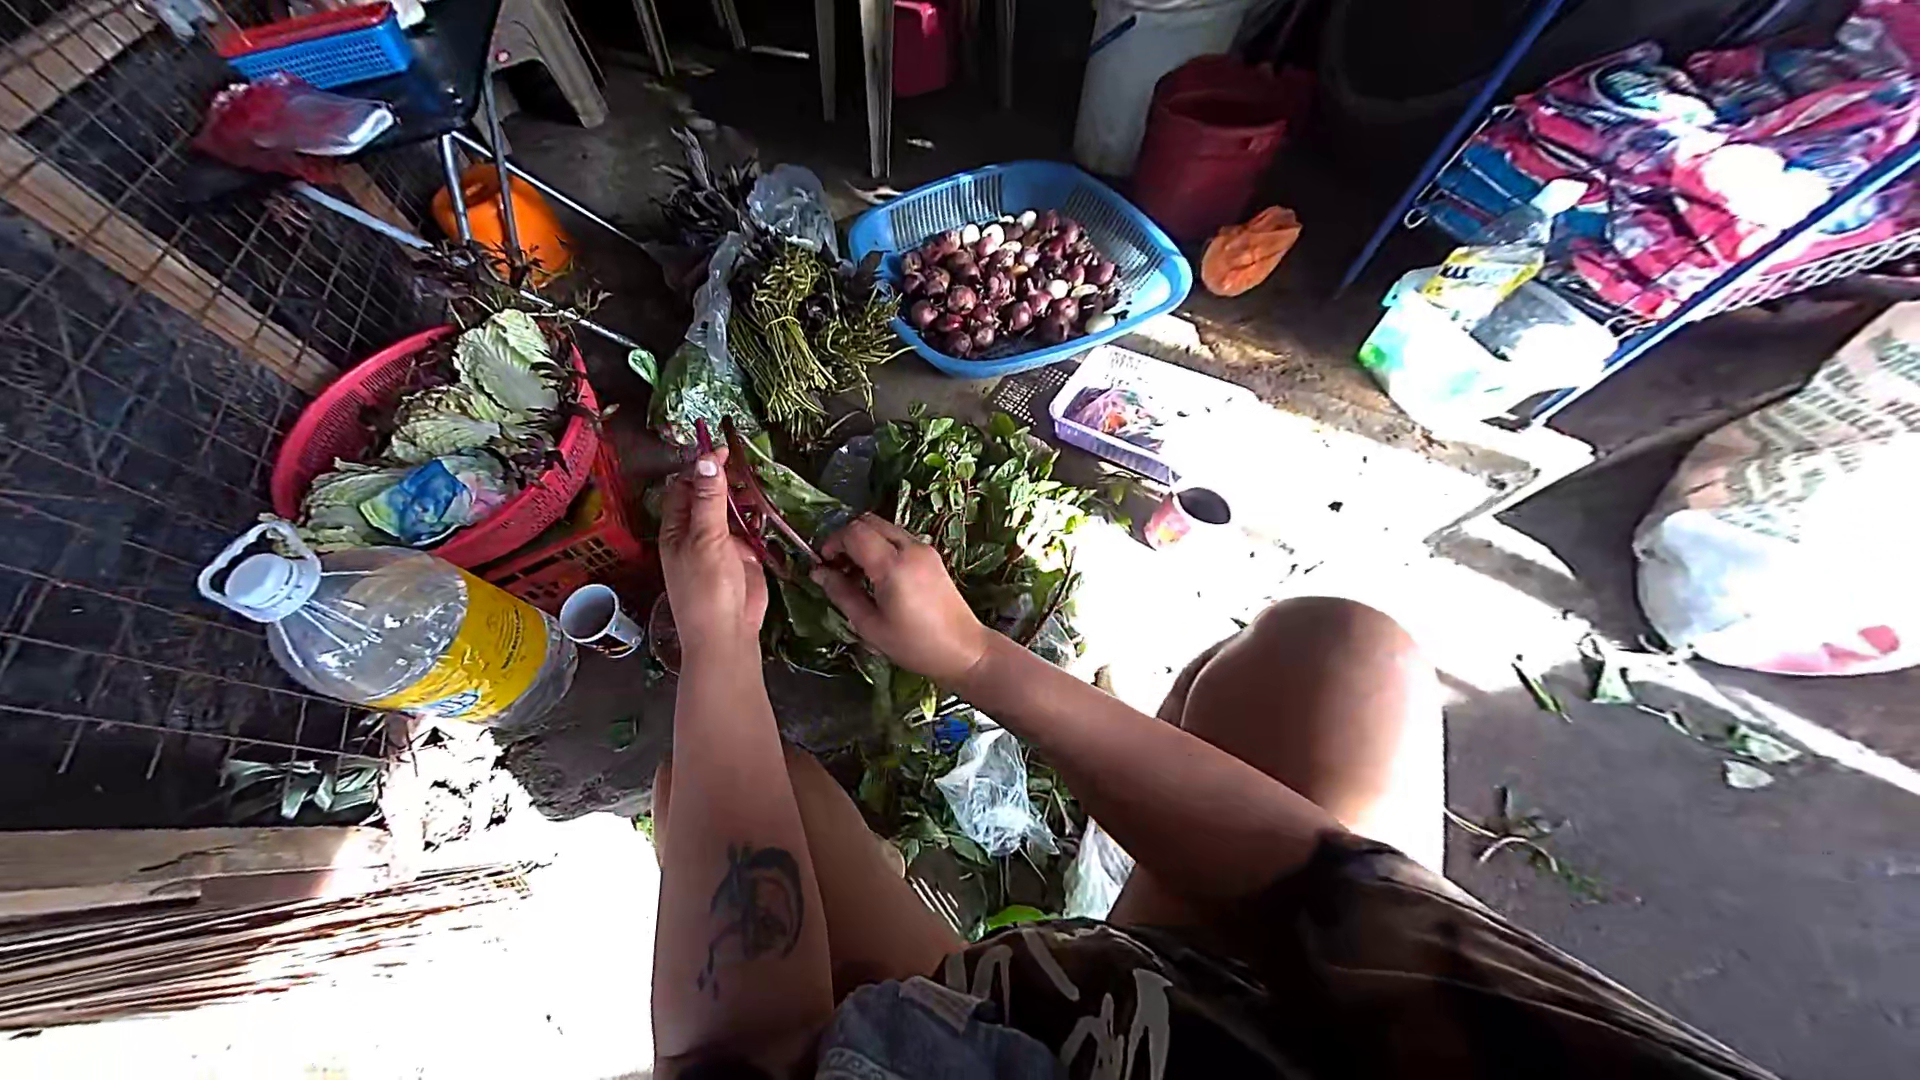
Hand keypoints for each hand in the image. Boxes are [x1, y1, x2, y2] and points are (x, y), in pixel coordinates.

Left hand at [658, 448, 768, 658]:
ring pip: (732, 510)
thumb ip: (710, 500)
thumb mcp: (706, 539)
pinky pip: (750, 529)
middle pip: (710, 495)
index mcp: (677, 528)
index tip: (723, 449)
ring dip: (743, 496)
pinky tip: (768, 505)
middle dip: (725, 478)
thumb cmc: (707, 587)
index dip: (701, 466)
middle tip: (747, 461)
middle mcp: (698, 532)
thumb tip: (707, 459)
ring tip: (759, 481)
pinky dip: (758, 516)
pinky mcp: (745, 555)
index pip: (686, 486)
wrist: (728, 631)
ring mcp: (722, 543)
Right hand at [811, 515, 992, 684]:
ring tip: (855, 573)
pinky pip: (898, 537)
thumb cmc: (914, 645)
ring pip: (884, 527)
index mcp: (893, 566)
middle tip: (836, 566)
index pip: (854, 532)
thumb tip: (819, 573)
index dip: (832, 542)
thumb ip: (842, 594)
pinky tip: (877, 574)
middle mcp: (910, 548)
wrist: (963, 649)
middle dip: (846, 537)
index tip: (823, 563)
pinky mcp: (932, 555)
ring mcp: (924, 549)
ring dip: (864, 540)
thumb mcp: (870, 626)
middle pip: (868, 521)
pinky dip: (881, 545)